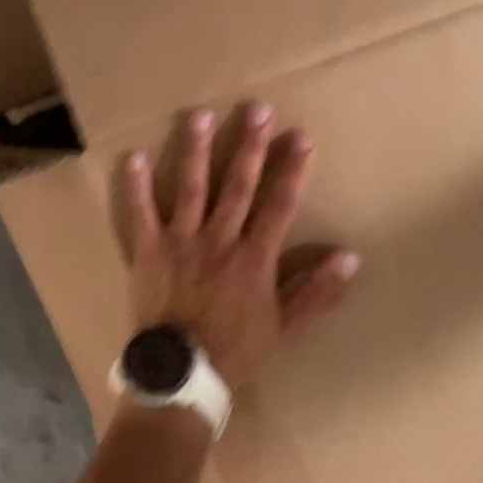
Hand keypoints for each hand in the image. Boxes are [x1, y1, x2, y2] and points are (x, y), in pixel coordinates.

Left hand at [119, 102, 359, 388]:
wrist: (181, 373)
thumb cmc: (236, 351)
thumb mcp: (286, 329)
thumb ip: (317, 292)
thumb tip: (348, 256)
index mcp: (254, 258)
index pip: (279, 205)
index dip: (292, 170)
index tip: (301, 137)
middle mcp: (220, 240)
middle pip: (239, 185)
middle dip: (251, 146)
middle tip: (257, 109)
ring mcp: (182, 241)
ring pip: (192, 187)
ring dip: (197, 150)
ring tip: (200, 115)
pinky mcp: (149, 249)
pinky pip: (141, 212)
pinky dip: (137, 186)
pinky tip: (134, 157)